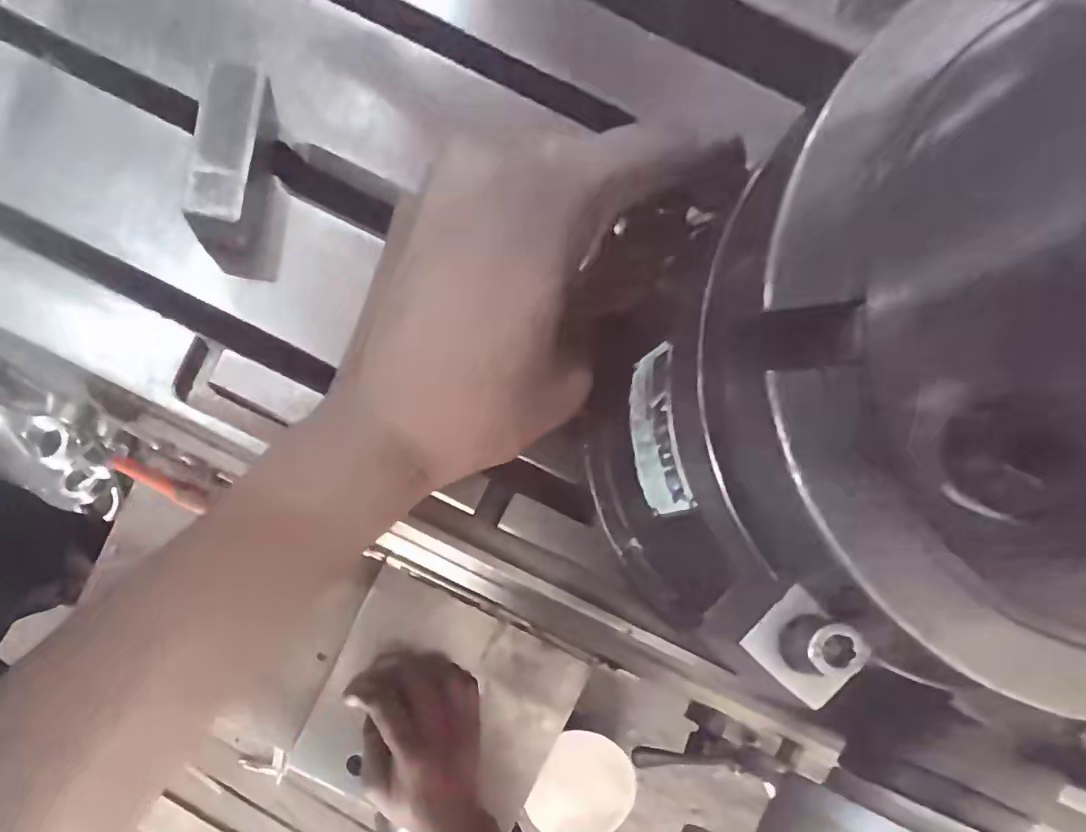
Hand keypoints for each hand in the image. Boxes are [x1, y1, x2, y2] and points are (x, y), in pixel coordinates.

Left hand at [316, 125, 710, 494]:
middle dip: (620, 190)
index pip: (647, 150)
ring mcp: (445, 177)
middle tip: (643, 237)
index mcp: (548, 194)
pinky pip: (487, 184)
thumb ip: (610, 308)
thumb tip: (623, 279)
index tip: (707, 196)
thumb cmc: (474, 410)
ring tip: (584, 250)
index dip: (687, 170)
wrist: (377, 426)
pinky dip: (516, 207)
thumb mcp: (570, 373)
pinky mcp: (415, 204)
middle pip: (586, 152)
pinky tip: (527, 253)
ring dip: (566, 199)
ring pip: (533, 163)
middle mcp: (495, 159)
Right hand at [346, 652, 492, 831]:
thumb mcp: (374, 786)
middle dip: (385, 667)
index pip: (385, 702)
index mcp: (411, 751)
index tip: (350, 697)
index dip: (362, 690)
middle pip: (414, 677)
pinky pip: (463, 680)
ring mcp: (460, 722)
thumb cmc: (410, 808)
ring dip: (414, 662)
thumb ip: (369, 743)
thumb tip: (369, 707)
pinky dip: (442, 668)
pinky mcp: (473, 719)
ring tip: (395, 668)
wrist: (456, 822)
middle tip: (370, 675)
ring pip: (441, 671)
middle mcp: (439, 731)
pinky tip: (425, 673)